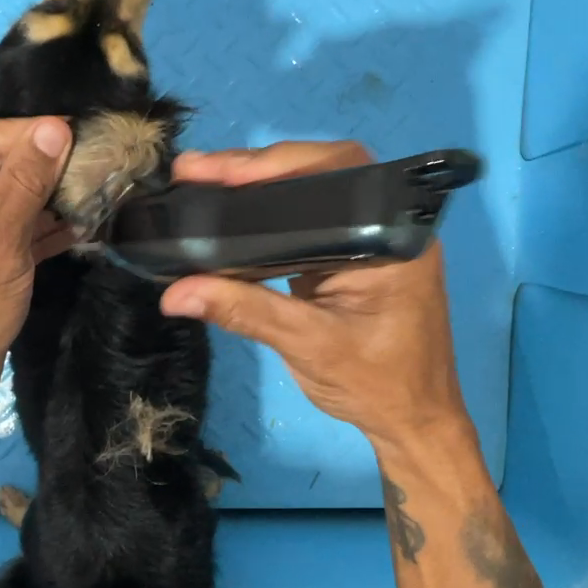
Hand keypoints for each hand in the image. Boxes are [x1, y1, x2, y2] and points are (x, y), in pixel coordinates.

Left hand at [0, 117, 73, 406]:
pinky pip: (9, 233)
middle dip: (47, 169)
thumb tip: (55, 128)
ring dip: (50, 201)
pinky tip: (82, 226)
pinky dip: (41, 231)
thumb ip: (27, 182)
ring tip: (98, 194)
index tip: (83, 135)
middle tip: (98, 167)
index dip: (33, 134)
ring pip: (8, 202)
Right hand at [158, 142, 469, 448]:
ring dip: (257, 191)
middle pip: (318, 174)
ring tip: (202, 187)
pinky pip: (307, 225)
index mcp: (391, 236)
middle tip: (194, 172)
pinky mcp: (349, 259)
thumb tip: (175, 294)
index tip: (216, 172)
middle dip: (255, 169)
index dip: (272, 166)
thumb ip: (245, 312)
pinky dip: (267, 222)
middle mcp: (386, 226)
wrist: (412, 421)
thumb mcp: (308, 345)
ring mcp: (368, 241)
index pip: (333, 175)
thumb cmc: (376, 384)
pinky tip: (229, 222)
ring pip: (310, 197)